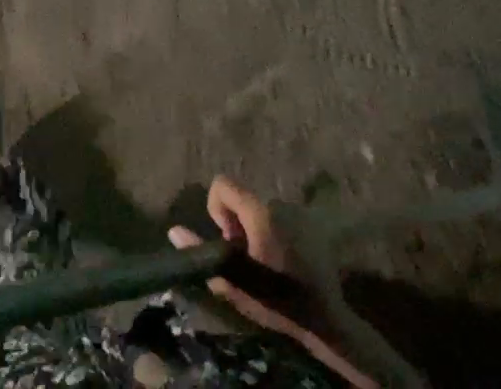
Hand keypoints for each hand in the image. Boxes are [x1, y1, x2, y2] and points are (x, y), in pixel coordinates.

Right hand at [168, 177, 427, 388]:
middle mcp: (279, 204)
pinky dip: (275, 233)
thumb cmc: (275, 299)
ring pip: (261, 211)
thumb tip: (174, 230)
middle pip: (242, 201)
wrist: (326, 317)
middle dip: (237, 224)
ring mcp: (298, 212)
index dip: (217, 208)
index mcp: (259, 213)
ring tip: (266, 265)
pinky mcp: (311, 223)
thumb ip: (200, 252)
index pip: (223, 184)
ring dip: (256, 230)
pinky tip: (284, 263)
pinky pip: (280, 219)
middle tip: (246, 260)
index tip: (227, 239)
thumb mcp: (232, 281)